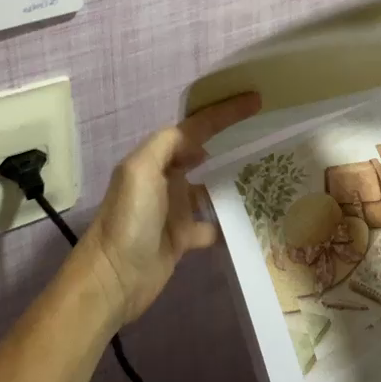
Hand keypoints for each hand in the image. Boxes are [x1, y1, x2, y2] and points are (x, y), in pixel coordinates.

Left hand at [79, 92, 262, 325]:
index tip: (256, 101)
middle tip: (266, 135)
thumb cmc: (128, 220)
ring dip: (235, 182)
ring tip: (268, 176)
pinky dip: (230, 223)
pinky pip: (213, 225)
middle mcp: (166, 179)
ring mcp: (176, 210)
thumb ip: (168, 144)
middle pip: (205, 153)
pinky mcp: (183, 239)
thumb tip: (200, 145)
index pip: (196, 127)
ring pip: (212, 188)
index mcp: (156, 159)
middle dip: (231, 142)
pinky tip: (253, 221)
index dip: (225, 113)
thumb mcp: (140, 170)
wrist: (112, 281)